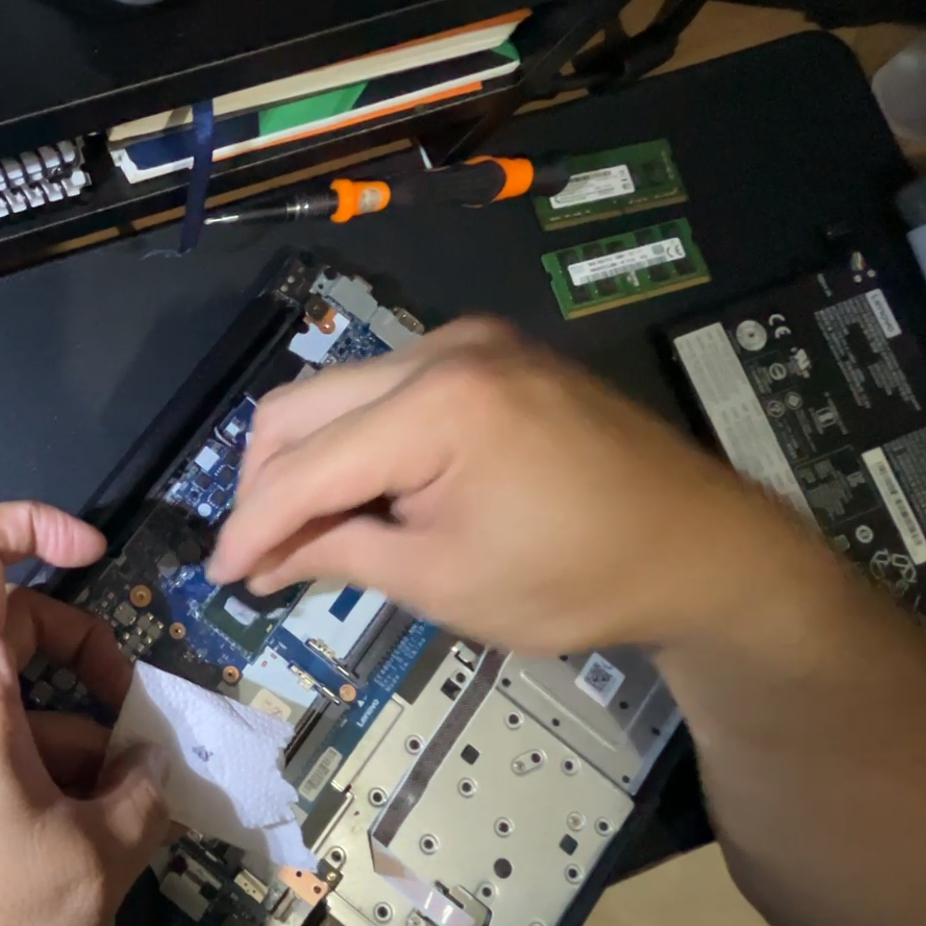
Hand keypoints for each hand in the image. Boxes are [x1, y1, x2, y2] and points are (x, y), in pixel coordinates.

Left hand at [0, 503, 171, 925]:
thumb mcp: (84, 872)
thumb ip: (140, 805)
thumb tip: (155, 773)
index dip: (32, 521)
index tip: (95, 553)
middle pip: (13, 625)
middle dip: (91, 661)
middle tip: (142, 731)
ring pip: (12, 703)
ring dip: (77, 739)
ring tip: (130, 815)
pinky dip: (44, 773)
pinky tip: (83, 842)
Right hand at [205, 318, 819, 652]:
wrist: (707, 551)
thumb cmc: (575, 581)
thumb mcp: (436, 581)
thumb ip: (333, 555)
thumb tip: (255, 563)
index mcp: (438, 407)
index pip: (304, 468)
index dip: (250, 526)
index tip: (219, 574)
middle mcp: (440, 350)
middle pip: (295, 409)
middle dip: (261, 485)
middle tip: (257, 550)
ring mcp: (461, 343)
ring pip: (326, 394)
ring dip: (298, 463)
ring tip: (299, 527)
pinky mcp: (476, 354)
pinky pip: (371, 392)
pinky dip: (344, 444)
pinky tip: (350, 491)